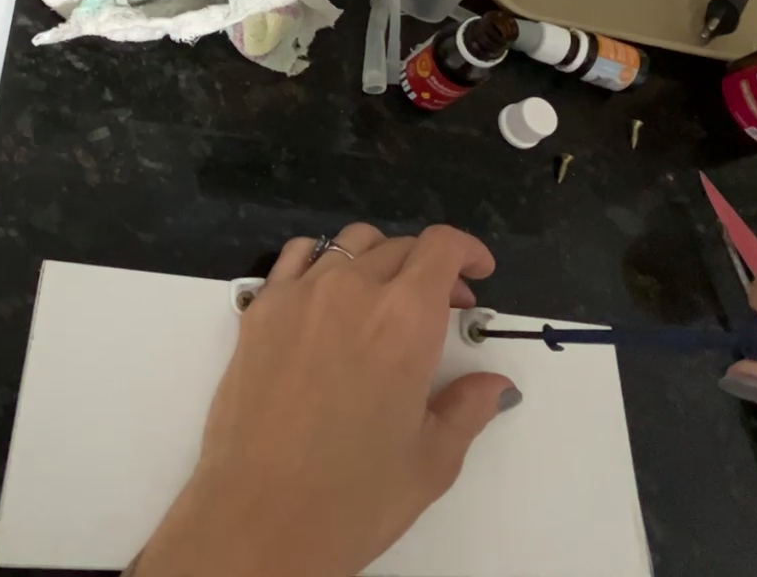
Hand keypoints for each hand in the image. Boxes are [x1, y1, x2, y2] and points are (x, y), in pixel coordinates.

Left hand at [132, 224, 517, 576]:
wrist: (260, 512)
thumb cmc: (354, 496)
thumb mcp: (430, 460)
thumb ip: (467, 408)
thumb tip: (496, 384)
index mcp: (405, 319)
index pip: (441, 247)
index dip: (467, 250)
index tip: (477, 272)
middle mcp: (353, 289)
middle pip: (399, 246)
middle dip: (429, 267)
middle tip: (440, 307)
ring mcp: (301, 291)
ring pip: (349, 243)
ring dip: (379, 259)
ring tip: (383, 297)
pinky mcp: (262, 305)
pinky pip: (297, 255)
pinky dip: (322, 260)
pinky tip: (327, 293)